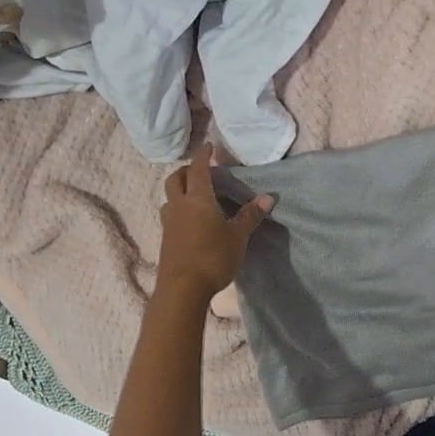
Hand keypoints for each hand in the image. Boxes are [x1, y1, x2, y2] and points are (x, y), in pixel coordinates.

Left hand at [157, 147, 273, 299]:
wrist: (182, 289)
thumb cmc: (213, 257)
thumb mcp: (238, 237)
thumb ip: (250, 215)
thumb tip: (268, 196)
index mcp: (197, 199)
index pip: (198, 169)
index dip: (203, 156)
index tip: (209, 146)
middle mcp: (179, 206)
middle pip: (175, 179)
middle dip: (186, 171)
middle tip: (201, 172)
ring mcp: (169, 223)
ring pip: (169, 198)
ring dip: (179, 191)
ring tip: (196, 197)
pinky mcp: (166, 240)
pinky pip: (170, 215)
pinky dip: (180, 210)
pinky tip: (192, 221)